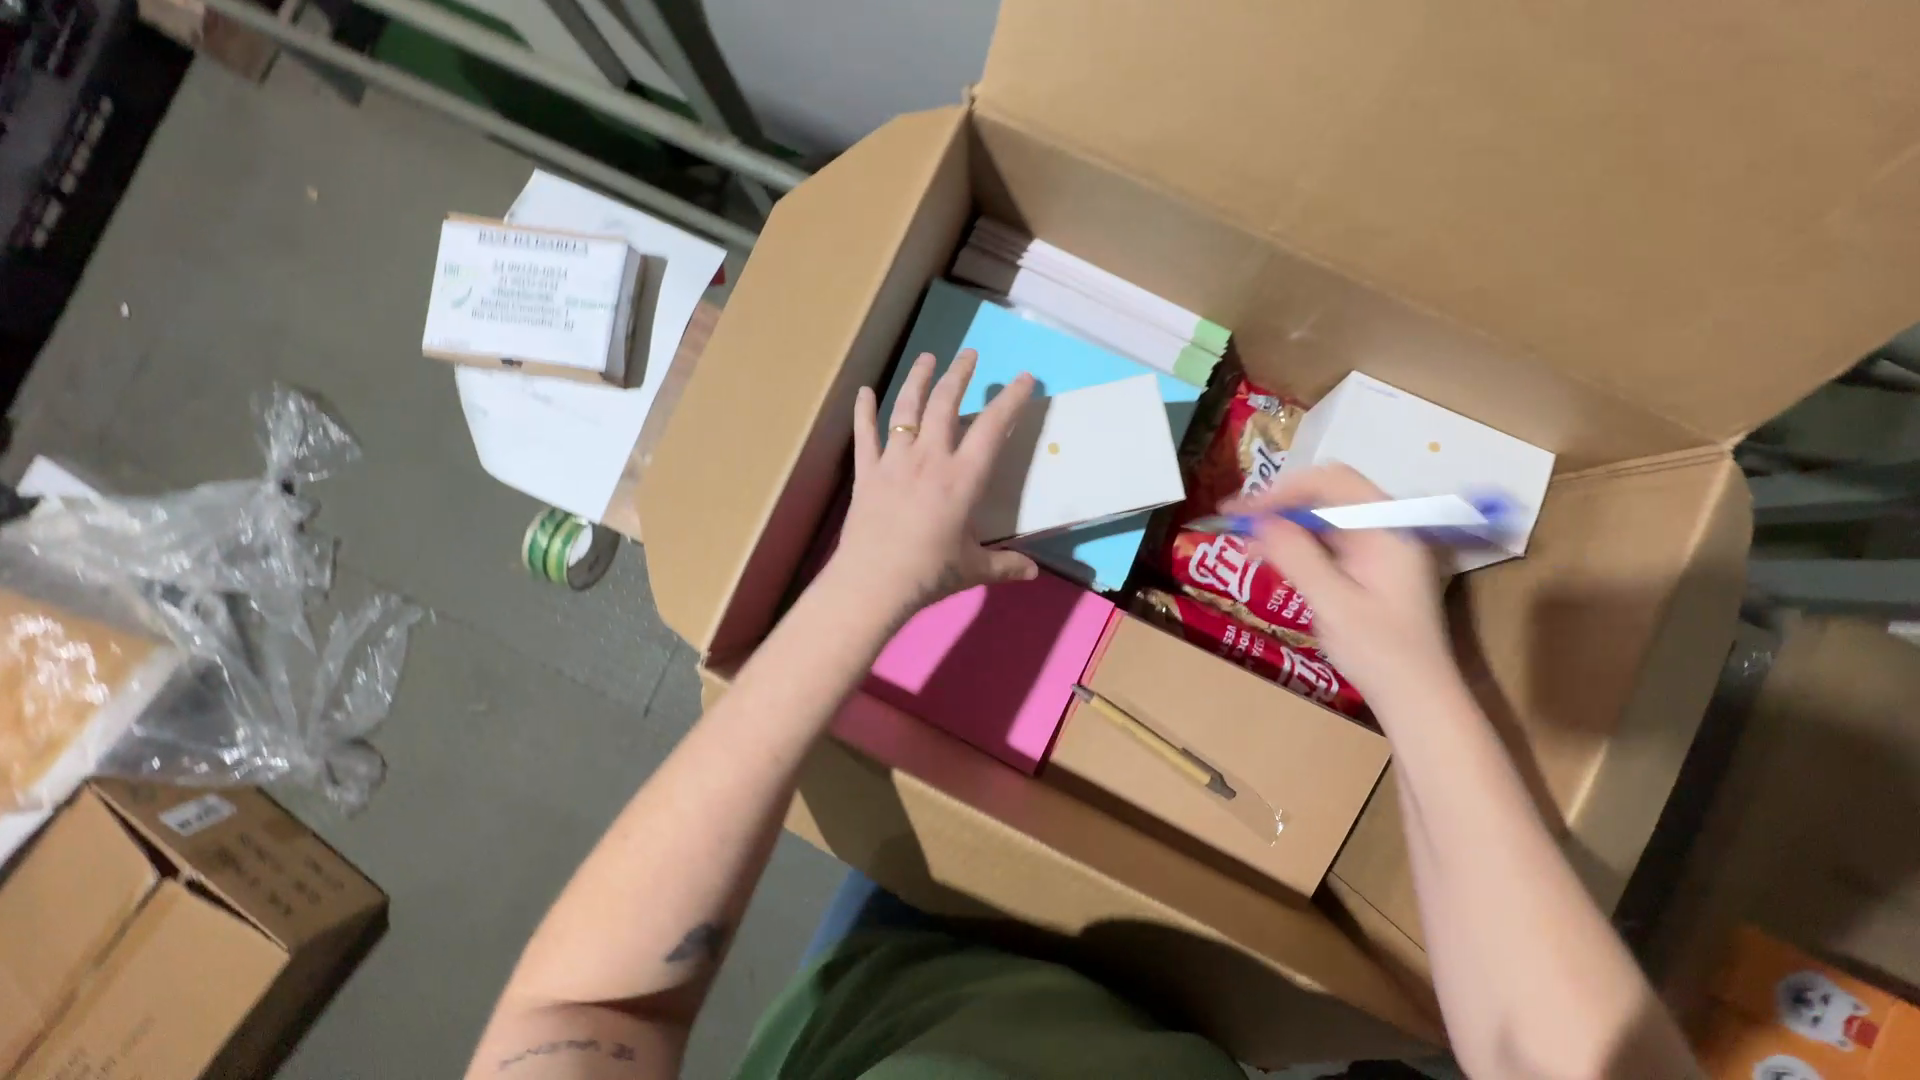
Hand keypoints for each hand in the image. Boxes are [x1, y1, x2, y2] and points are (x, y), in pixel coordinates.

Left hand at [825, 349, 1039, 619]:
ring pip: (906, 410)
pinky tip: (864, 392)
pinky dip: (863, 412)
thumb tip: (1033, 572)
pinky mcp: (866, 474)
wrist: (873, 583)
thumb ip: (1005, 565)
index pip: (992, 427)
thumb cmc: (930, 574)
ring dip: (918, 380)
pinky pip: (865, 436)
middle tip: (969, 355)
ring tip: (927, 358)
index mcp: (963, 478)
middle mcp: (929, 459)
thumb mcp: (975, 569)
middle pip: (945, 404)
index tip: (1023, 378)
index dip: (1010, 399)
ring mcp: (894, 463)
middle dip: (959, 375)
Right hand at [1225, 465, 1456, 701]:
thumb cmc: (1379, 653)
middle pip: (1329, 495)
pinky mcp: (1373, 568)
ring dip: (1286, 525)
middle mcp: (1389, 529)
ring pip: (1326, 518)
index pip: (1332, 482)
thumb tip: (1257, 522)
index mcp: (1389, 529)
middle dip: (1281, 505)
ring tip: (1246, 541)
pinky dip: (1299, 545)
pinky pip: (1330, 541)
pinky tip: (1271, 558)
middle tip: (1237, 521)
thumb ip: (1296, 556)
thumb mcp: (1333, 603)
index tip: (1242, 510)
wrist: (1418, 699)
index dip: (1283, 490)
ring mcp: (1383, 549)